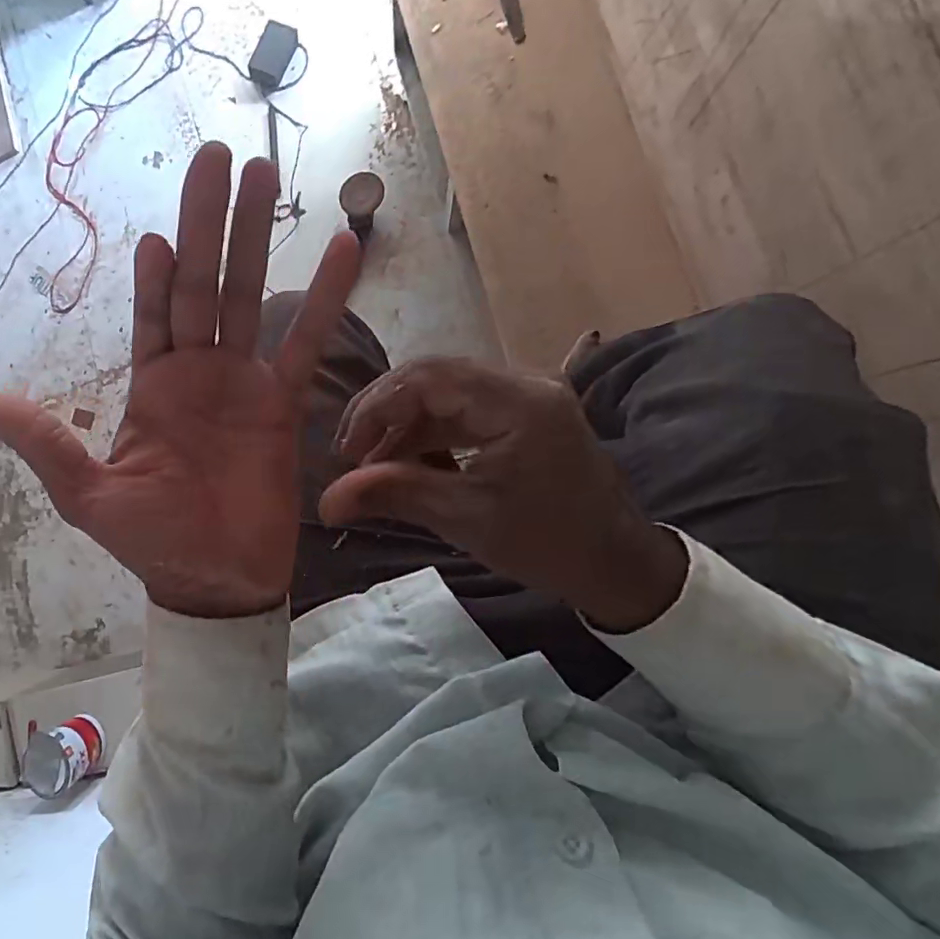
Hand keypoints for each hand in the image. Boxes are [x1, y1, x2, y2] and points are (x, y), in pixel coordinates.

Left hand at [0, 142, 361, 618]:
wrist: (214, 581)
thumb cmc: (152, 540)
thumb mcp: (85, 492)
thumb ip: (41, 439)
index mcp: (150, 385)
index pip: (151, 312)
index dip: (155, 270)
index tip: (158, 229)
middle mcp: (196, 372)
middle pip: (201, 285)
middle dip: (208, 223)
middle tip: (218, 156)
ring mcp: (242, 384)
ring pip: (249, 298)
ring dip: (257, 238)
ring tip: (266, 177)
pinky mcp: (282, 405)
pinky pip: (304, 344)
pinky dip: (324, 299)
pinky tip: (341, 249)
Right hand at [318, 357, 686, 630]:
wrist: (614, 563)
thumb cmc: (546, 543)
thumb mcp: (464, 519)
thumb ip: (394, 495)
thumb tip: (326, 501)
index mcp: (518, 403)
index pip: (428, 378)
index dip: (376, 408)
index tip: (347, 454)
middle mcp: (522, 383)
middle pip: (431, 376)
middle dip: (382, 414)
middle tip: (351, 456)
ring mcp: (523, 394)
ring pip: (441, 391)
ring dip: (401, 425)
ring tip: (373, 466)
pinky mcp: (519, 411)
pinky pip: (458, 408)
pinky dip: (426, 433)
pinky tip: (409, 463)